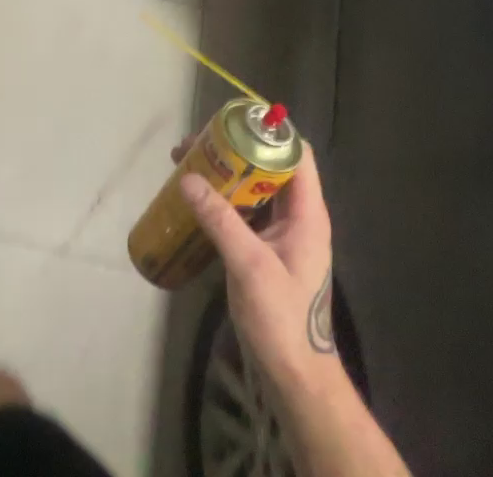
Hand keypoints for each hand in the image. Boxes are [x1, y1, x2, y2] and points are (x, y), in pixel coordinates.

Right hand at [175, 138, 335, 385]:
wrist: (294, 370)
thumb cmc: (282, 317)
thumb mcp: (249, 265)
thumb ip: (220, 219)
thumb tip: (188, 177)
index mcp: (307, 214)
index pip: (296, 156)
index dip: (268, 133)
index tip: (229, 122)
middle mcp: (297, 217)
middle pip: (269, 167)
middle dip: (233, 151)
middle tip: (193, 145)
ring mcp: (281, 233)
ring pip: (253, 189)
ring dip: (223, 174)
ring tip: (185, 165)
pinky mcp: (264, 249)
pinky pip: (243, 212)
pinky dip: (220, 199)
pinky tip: (193, 199)